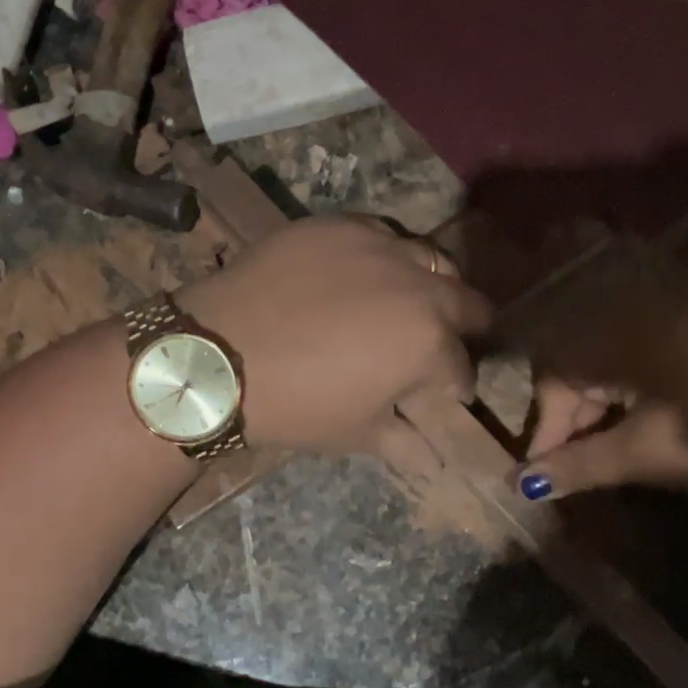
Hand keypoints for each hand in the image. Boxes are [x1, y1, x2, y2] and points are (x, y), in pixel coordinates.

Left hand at [175, 217, 491, 452]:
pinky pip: (381, 235)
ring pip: (430, 259)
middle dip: (462, 329)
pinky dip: (382, 258)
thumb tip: (433, 463)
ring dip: (429, 286)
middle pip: (468, 302)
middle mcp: (418, 286)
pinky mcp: (339, 225)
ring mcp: (378, 247)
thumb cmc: (296, 406)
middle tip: (435, 347)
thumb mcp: (355, 434)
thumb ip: (405, 443)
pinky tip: (359, 278)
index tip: (441, 397)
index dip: (455, 389)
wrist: (219, 355)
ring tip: (403, 305)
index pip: (462, 369)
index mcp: (428, 343)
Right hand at [517, 290, 687, 500]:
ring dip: (595, 413)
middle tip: (571, 467)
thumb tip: (516, 484)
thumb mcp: (646, 455)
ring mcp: (682, 327)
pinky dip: (625, 402)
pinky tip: (637, 434)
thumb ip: (577, 465)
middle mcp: (650, 316)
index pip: (555, 370)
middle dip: (566, 418)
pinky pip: (640, 367)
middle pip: (580, 363)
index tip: (542, 474)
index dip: (542, 425)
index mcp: (630, 332)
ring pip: (609, 366)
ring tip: (602, 457)